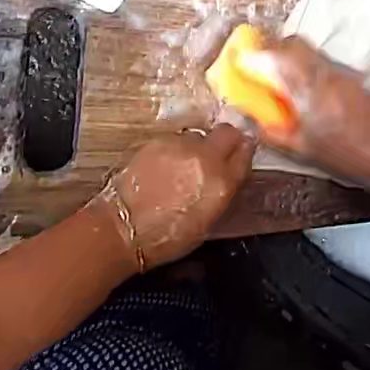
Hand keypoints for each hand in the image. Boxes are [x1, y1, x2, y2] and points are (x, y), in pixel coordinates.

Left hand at [90, 125, 255, 270]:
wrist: (124, 227)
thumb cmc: (165, 237)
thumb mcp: (207, 221)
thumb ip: (222, 191)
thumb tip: (226, 177)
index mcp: (222, 182)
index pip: (245, 153)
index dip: (243, 152)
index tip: (240, 153)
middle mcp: (205, 157)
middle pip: (227, 132)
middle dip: (226, 139)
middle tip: (218, 152)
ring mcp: (180, 145)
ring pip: (199, 134)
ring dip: (197, 145)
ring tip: (184, 164)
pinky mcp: (157, 140)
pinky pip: (175, 138)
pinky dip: (174, 149)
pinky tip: (165, 165)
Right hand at [240, 36, 369, 183]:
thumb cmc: (345, 155)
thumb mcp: (301, 151)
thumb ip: (272, 133)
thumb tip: (252, 120)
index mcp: (307, 89)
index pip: (274, 57)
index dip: (254, 54)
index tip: (241, 58)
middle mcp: (323, 73)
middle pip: (293, 43)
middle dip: (272, 47)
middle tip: (260, 63)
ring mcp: (340, 71)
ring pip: (308, 49)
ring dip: (290, 54)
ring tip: (280, 75)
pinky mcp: (352, 75)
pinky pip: (322, 61)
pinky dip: (307, 65)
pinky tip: (305, 86)